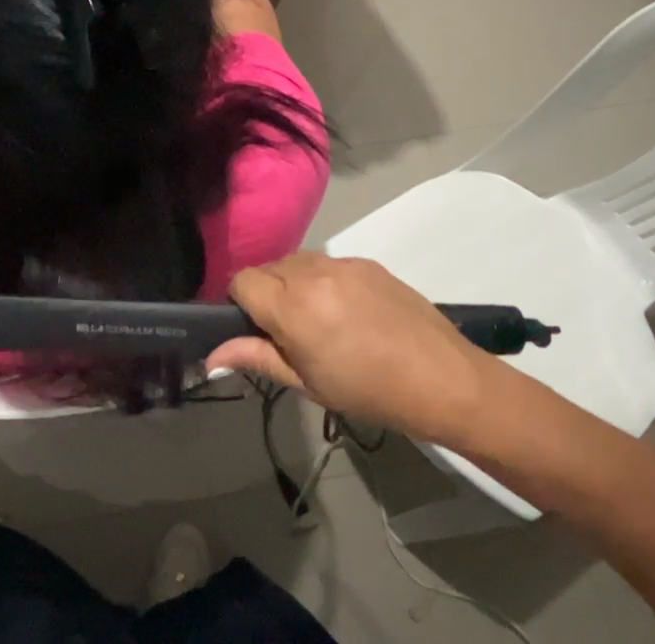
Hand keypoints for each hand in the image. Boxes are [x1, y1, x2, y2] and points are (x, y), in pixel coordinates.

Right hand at [205, 252, 496, 447]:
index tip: (256, 330)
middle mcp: (312, 273)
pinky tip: (344, 311)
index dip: (240, 304)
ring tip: (317, 320)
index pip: (241, 282)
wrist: (443, 380)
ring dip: (292, 284)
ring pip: (294, 262)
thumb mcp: (307, 382)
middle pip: (266, 269)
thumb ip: (256, 358)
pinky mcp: (366, 262)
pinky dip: (321, 280)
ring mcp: (342, 263)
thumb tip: (211, 356)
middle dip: (265, 294)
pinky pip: (326, 263)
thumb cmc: (369, 391)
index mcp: (293, 306)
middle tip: (287, 332)